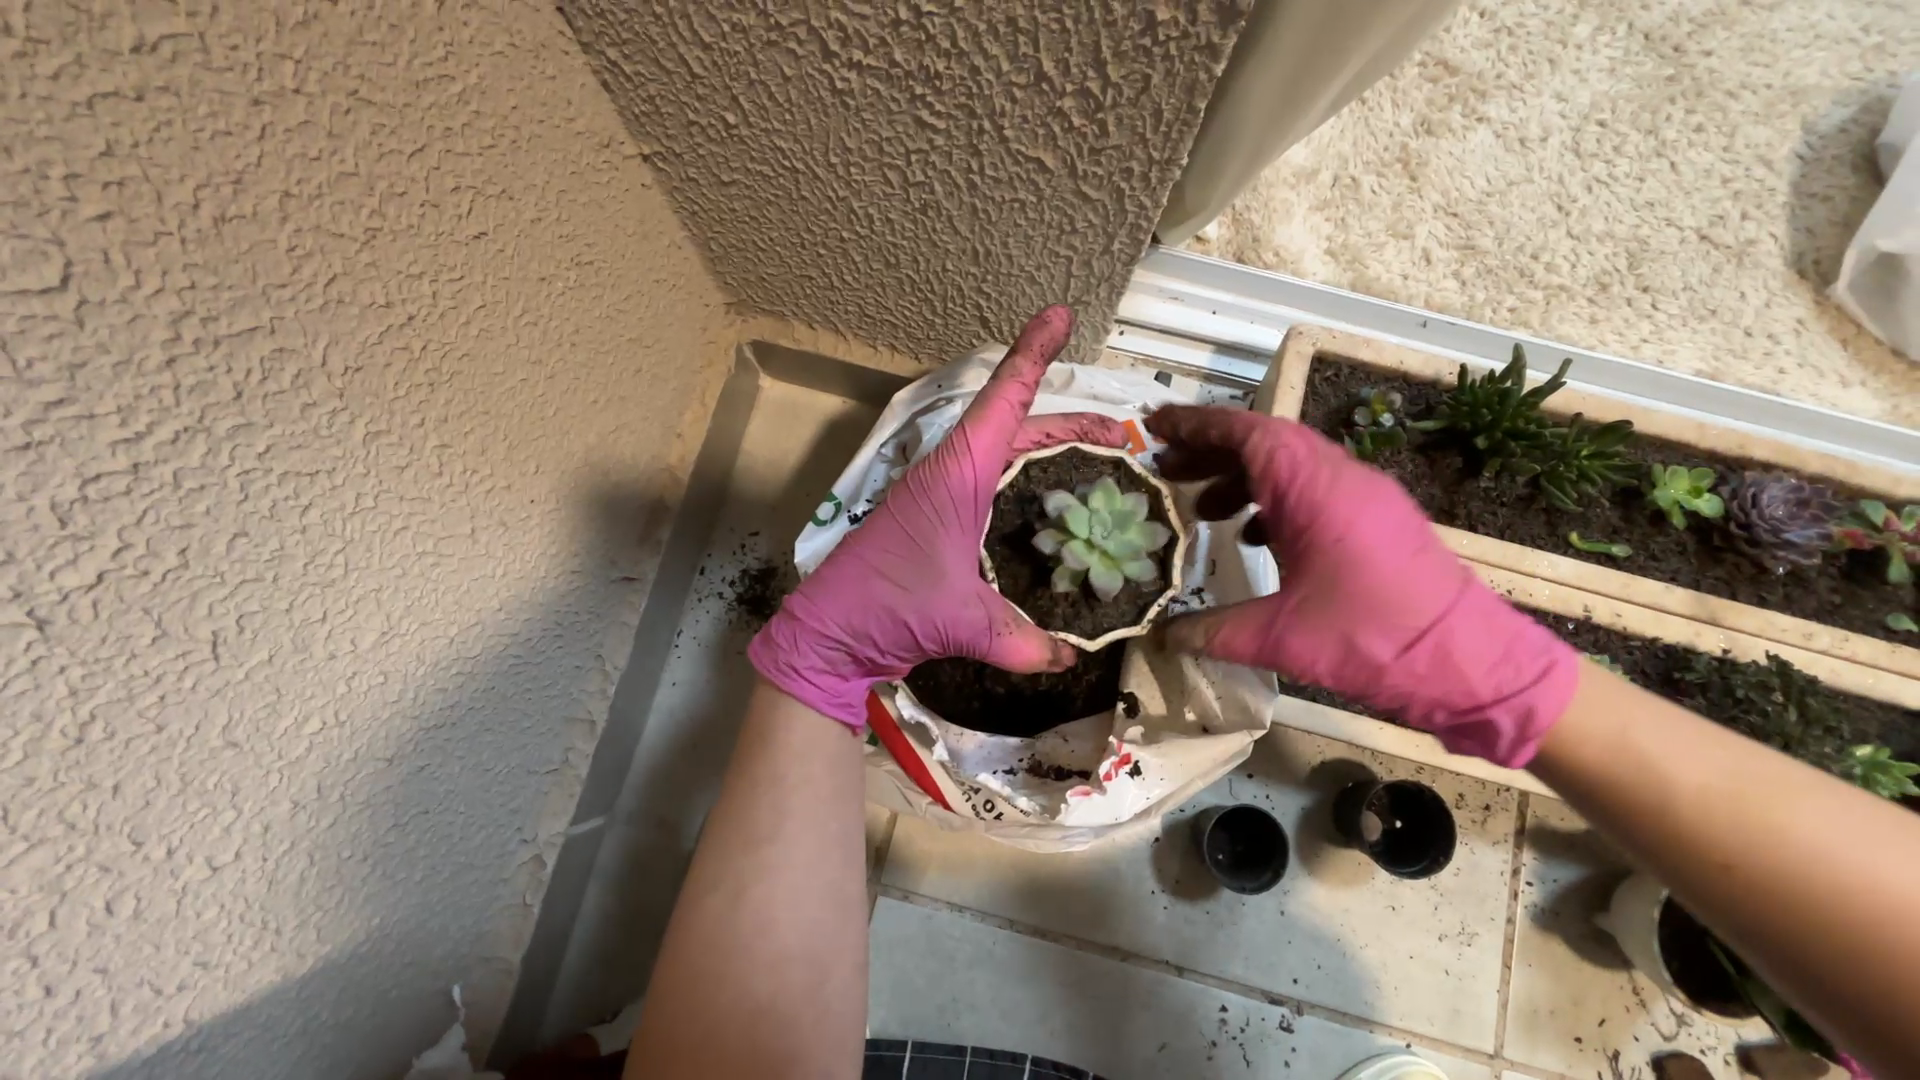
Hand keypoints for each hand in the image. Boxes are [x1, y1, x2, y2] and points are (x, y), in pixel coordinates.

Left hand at [749, 306, 1129, 727]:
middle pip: (1018, 425)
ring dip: (1051, 447)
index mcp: (956, 474)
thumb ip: (1021, 641)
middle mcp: (950, 473)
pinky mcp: (937, 519)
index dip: (1032, 354)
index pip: (1003, 400)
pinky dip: (1026, 478)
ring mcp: (942, 495)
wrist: (829, 632)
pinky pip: (992, 481)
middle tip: (1124, 437)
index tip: (1059, 315)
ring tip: (1100, 458)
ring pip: (1005, 452)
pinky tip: (1049, 500)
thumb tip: (1070, 658)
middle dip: (1073, 423)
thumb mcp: (960, 621)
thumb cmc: (887, 607)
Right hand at [1143, 406, 1580, 766]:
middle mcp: (1339, 477)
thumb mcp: (1279, 638)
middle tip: (1164, 470)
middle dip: (1210, 450)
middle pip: (1264, 442)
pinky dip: (1272, 501)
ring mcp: (1363, 495)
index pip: (1245, 432)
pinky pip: (1313, 490)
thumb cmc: (1372, 640)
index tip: (1155, 425)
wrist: (1472, 662)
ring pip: (1289, 466)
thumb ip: (1211, 631)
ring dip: (1240, 477)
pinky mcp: (1375, 519)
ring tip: (1200, 509)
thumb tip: (1159, 635)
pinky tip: (1251, 537)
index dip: (1196, 423)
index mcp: (1313, 488)